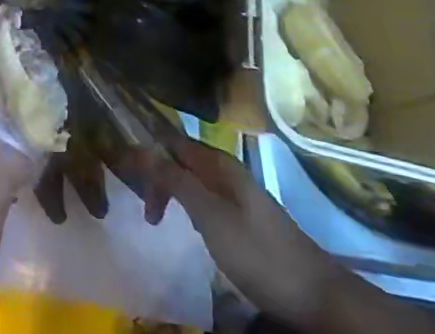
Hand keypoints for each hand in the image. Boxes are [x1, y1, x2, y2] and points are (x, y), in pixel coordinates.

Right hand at [155, 141, 347, 327]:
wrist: (310, 291)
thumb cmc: (257, 252)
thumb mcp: (211, 217)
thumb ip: (179, 182)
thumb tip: (144, 149)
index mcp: (221, 164)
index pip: (177, 142)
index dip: (150, 149)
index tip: (123, 165)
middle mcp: (229, 171)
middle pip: (185, 160)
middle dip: (159, 175)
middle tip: (145, 211)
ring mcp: (238, 194)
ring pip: (194, 180)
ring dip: (172, 191)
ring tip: (155, 217)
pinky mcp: (243, 217)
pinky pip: (206, 198)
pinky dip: (188, 205)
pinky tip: (185, 224)